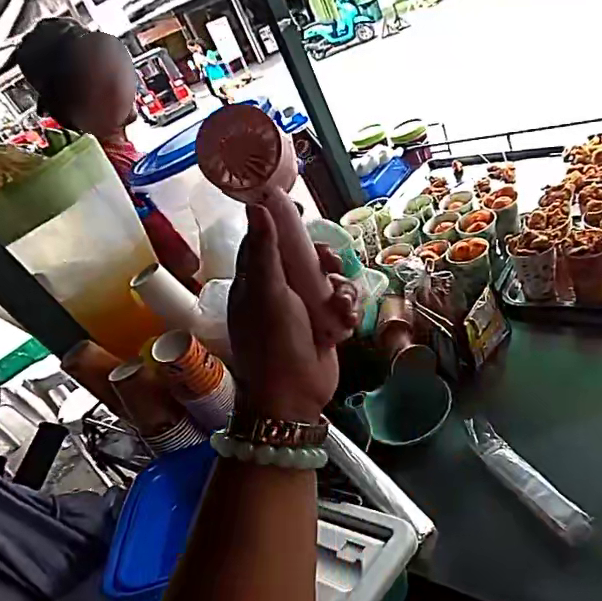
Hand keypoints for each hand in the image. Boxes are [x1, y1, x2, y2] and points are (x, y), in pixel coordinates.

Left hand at [228, 192, 358, 421]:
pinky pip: (341, 305)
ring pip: (328, 281)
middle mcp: (278, 292)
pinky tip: (346, 321)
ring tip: (342, 305)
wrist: (295, 394)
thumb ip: (266, 251)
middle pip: (303, 259)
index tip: (301, 212)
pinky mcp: (324, 326)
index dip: (282, 226)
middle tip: (333, 264)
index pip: (264, 242)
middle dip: (323, 260)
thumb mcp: (269, 292)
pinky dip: (347, 310)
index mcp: (254, 282)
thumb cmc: (275, 343)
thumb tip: (256, 206)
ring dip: (341, 289)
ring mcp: (302, 310)